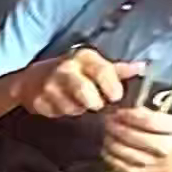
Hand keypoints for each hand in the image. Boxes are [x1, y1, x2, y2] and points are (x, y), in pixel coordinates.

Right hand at [10, 48, 143, 117]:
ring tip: (78, 103)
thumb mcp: (91, 64)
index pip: (101, 71)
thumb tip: (141, 68)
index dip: (111, 86)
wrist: (29, 80)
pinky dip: (63, 112)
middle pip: (84, 92)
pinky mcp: (37, 103)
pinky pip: (57, 113)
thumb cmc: (68, 71)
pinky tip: (62, 105)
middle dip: (94, 102)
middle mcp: (64, 71)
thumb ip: (115, 69)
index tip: (116, 97)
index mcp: (82, 58)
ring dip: (78, 109)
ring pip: (71, 106)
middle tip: (97, 104)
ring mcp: (48, 88)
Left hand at [101, 107, 171, 171]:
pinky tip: (106, 148)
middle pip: (133, 136)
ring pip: (123, 150)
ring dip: (110, 140)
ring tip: (107, 133)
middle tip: (107, 121)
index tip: (119, 112)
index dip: (130, 115)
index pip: (150, 121)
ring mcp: (153, 164)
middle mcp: (168, 148)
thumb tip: (134, 111)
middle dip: (116, 127)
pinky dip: (109, 155)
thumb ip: (159, 118)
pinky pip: (118, 164)